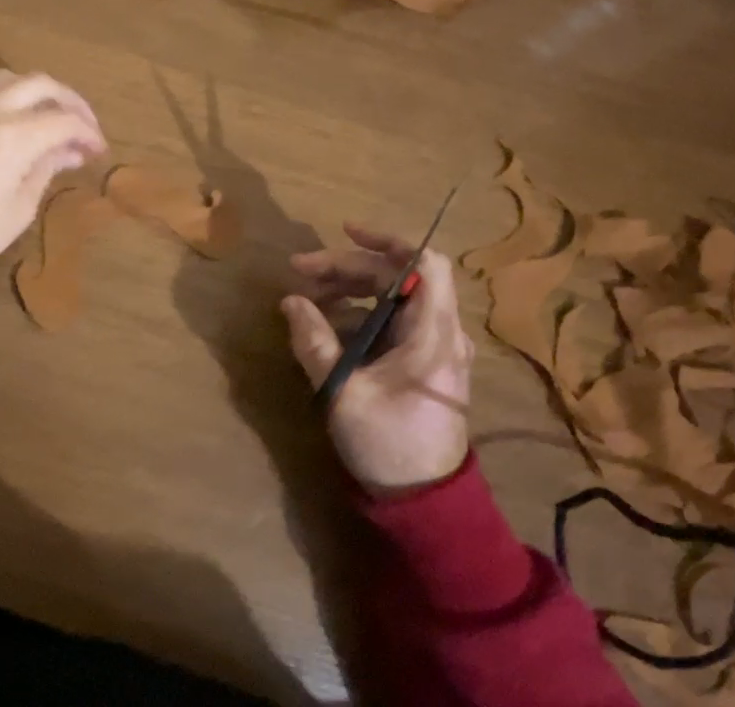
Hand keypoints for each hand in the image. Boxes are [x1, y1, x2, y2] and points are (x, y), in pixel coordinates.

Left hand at [0, 69, 106, 265]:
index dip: (87, 132)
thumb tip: (71, 151)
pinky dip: (3, 90)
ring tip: (49, 114)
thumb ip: (47, 168)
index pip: (63, 120)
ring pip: (9, 76)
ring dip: (35, 90)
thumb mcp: (21, 206)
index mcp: (12, 138)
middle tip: (83, 126)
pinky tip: (12, 110)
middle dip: (70, 101)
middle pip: (40, 84)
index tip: (98, 150)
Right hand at [283, 224, 472, 496]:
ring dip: (352, 290)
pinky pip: (396, 324)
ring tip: (309, 301)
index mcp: (432, 335)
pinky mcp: (426, 367)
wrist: (425, 501)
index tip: (344, 233)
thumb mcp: (341, 391)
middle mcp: (443, 334)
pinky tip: (330, 329)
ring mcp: (438, 351)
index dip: (386, 241)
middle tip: (299, 274)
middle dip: (348, 268)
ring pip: (397, 300)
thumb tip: (292, 301)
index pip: (424, 264)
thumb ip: (314, 341)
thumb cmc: (387, 442)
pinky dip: (362, 315)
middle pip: (400, 278)